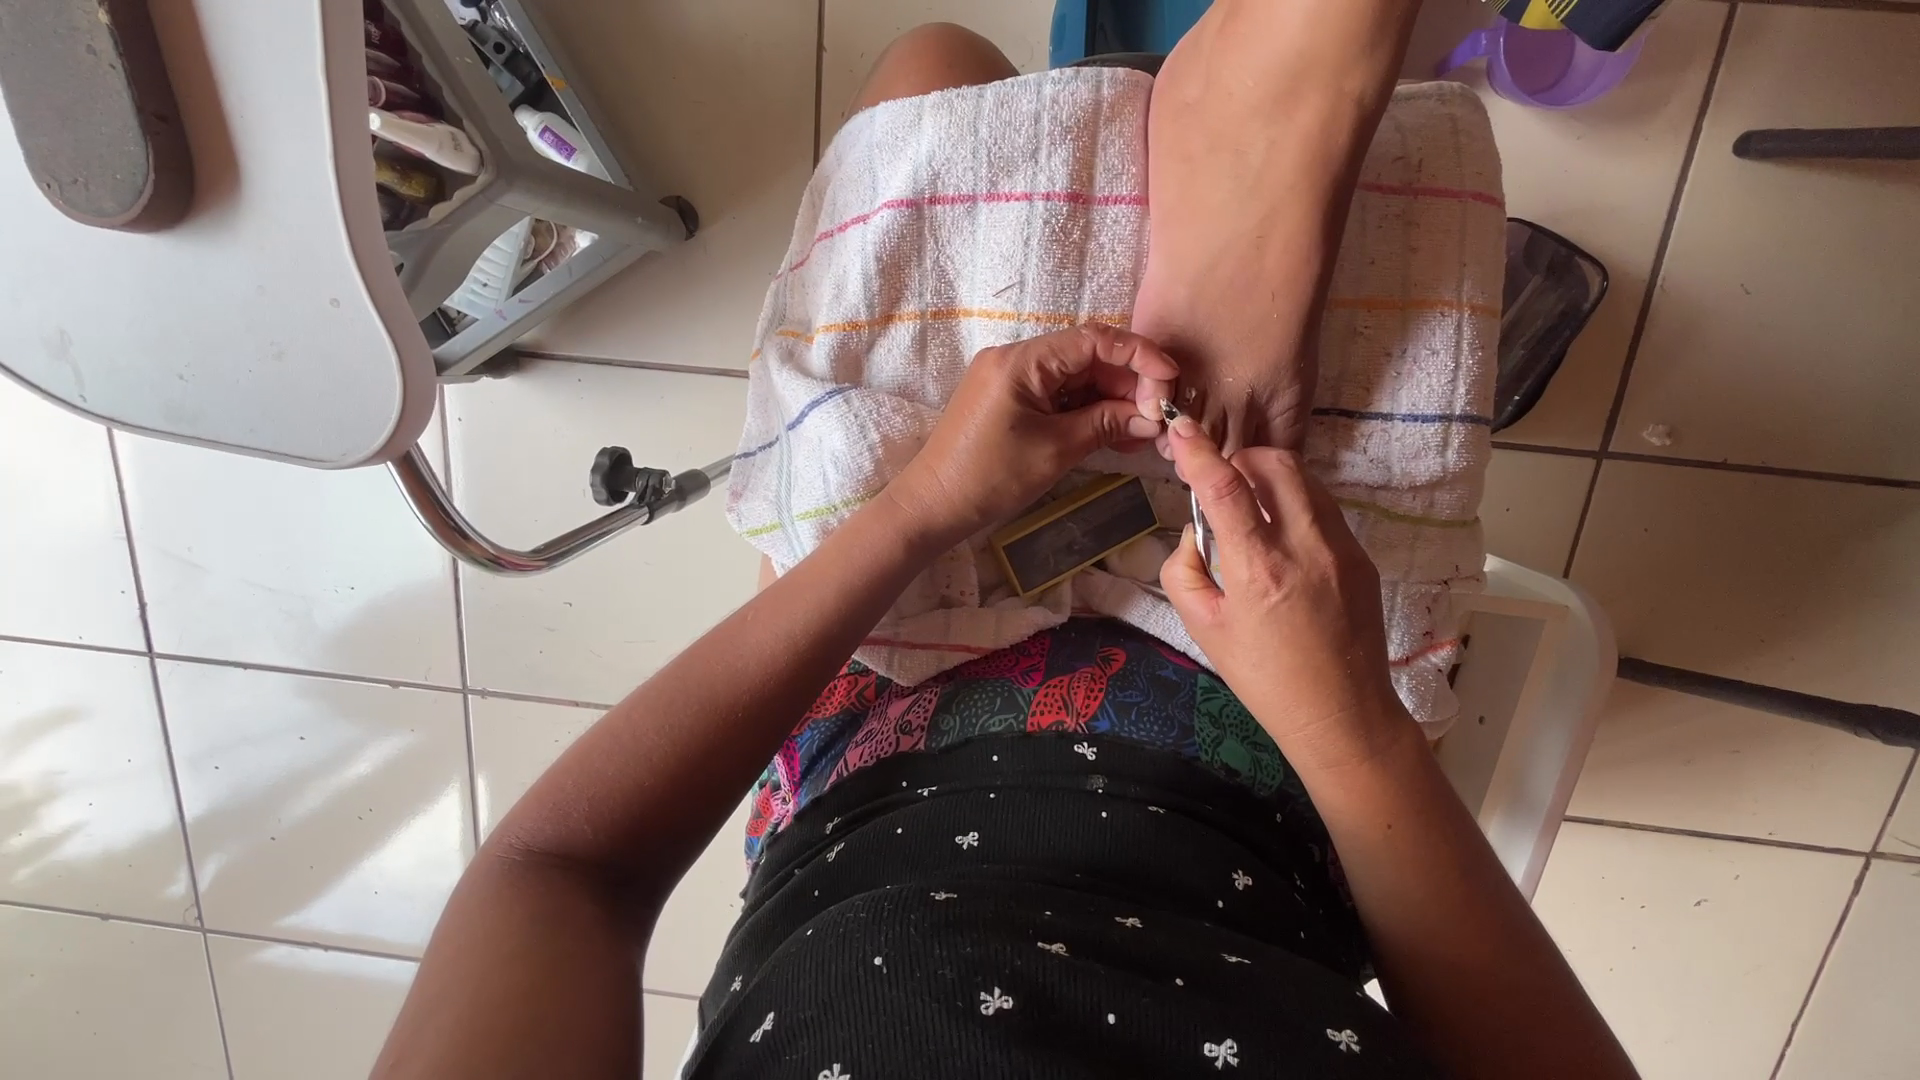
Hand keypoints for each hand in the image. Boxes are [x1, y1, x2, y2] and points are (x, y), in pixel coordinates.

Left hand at [884, 324, 1176, 546]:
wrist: (933, 506)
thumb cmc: (989, 476)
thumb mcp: (1055, 450)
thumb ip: (1106, 424)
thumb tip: (1152, 416)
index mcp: (1022, 360)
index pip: (1093, 340)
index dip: (1139, 356)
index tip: (1171, 381)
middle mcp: (1016, 359)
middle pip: (1087, 358)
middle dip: (1129, 385)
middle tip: (1161, 417)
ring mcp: (1012, 381)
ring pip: (1076, 380)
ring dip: (1112, 402)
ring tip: (1146, 432)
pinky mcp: (1011, 403)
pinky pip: (1059, 399)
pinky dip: (1088, 414)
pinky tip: (1119, 434)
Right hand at [1158, 416, 1417, 769]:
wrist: (1340, 713)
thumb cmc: (1262, 677)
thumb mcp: (1203, 628)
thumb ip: (1185, 570)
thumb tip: (1196, 533)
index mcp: (1259, 568)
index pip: (1225, 488)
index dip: (1200, 452)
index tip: (1182, 427)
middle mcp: (1306, 548)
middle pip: (1277, 463)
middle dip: (1243, 458)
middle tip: (1223, 483)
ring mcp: (1342, 550)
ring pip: (1306, 480)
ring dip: (1271, 480)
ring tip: (1252, 512)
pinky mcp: (1361, 558)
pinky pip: (1324, 510)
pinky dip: (1296, 507)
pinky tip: (1282, 542)